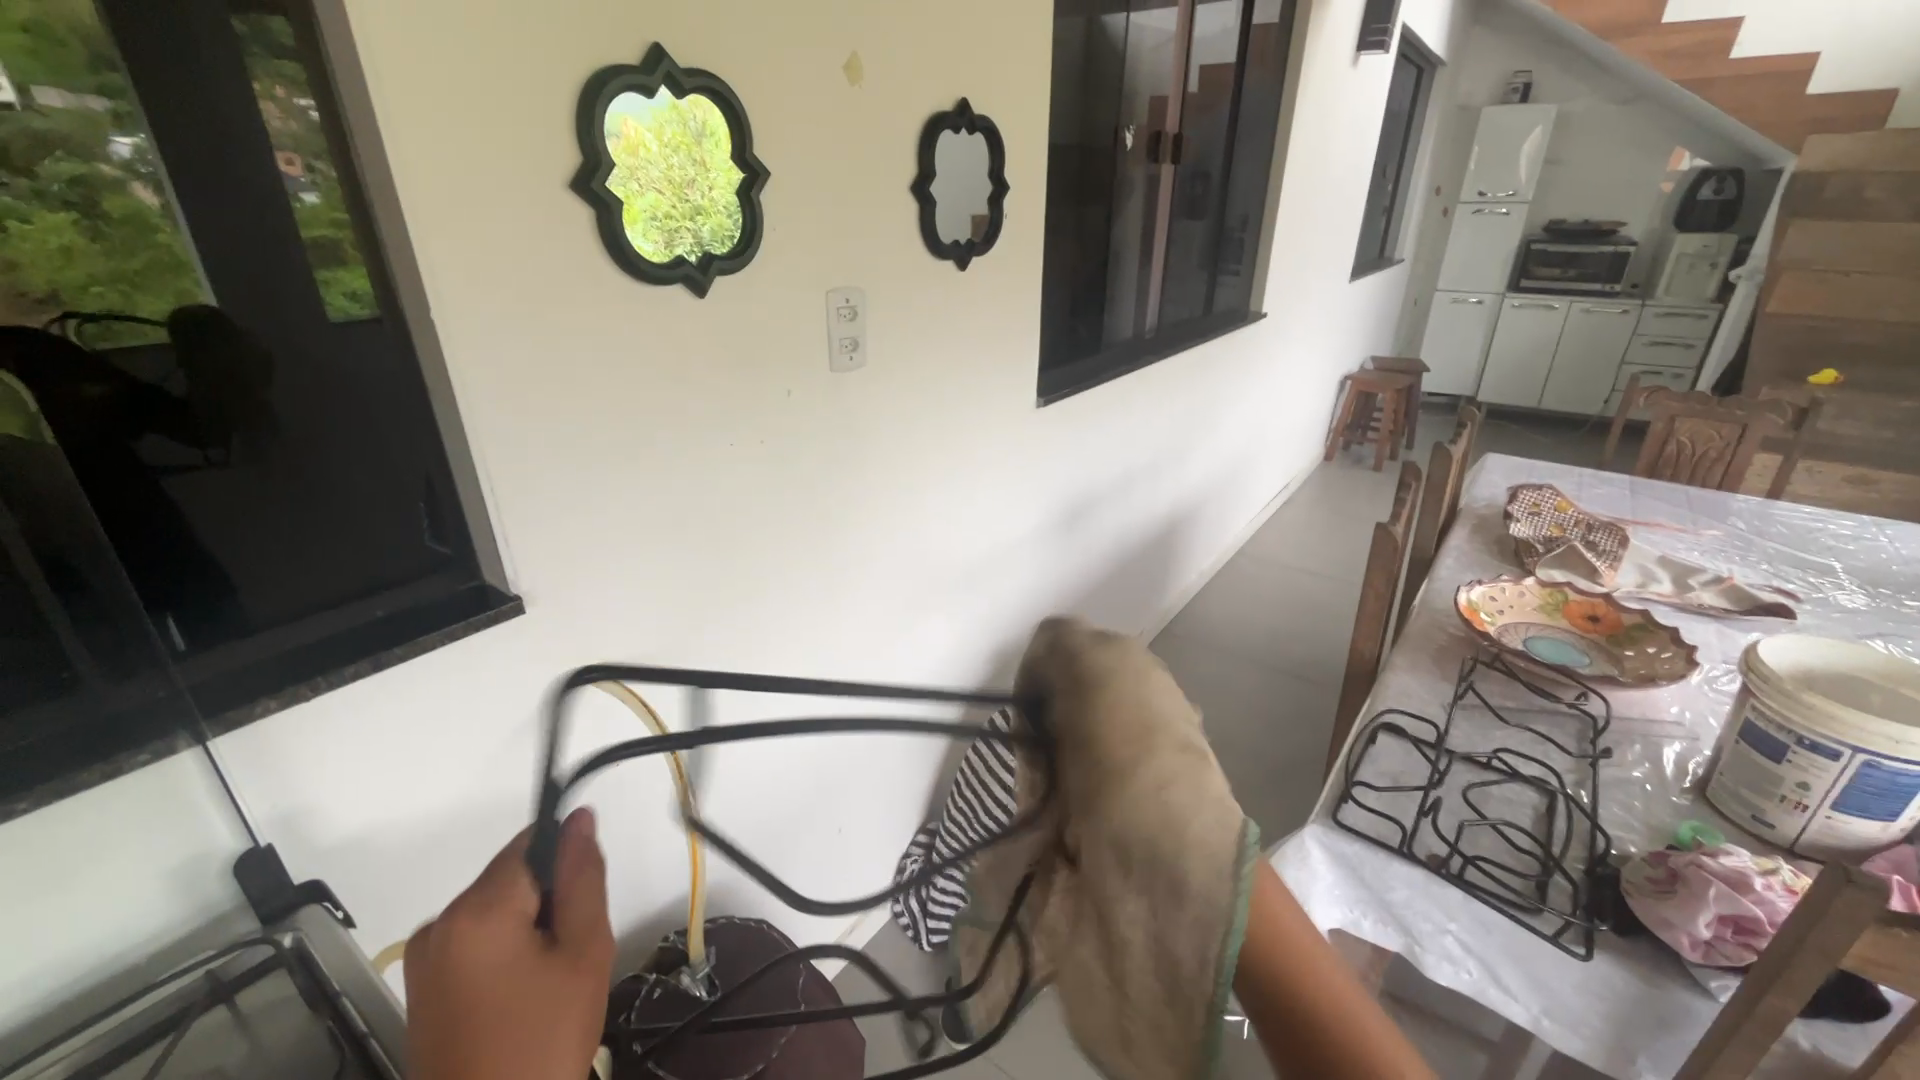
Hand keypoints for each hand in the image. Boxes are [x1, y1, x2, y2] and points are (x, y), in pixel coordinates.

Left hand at [404, 807, 614, 1079]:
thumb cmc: (544, 1038)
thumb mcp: (583, 952)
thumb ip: (583, 877)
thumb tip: (580, 818)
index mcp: (476, 910)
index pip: (532, 844)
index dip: (568, 866)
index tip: (585, 909)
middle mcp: (438, 923)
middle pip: (512, 878)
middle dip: (550, 902)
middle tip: (572, 956)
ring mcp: (424, 957)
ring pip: (497, 910)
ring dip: (530, 928)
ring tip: (549, 983)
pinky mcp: (423, 985)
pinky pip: (476, 941)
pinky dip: (507, 952)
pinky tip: (523, 996)